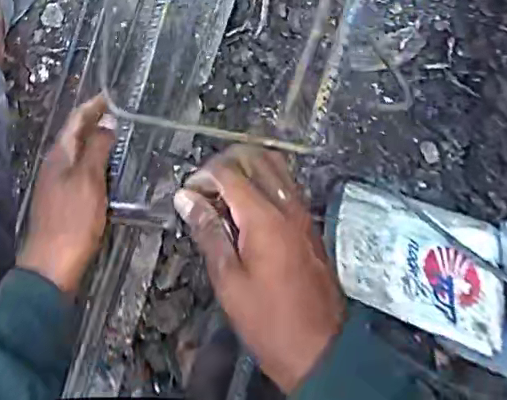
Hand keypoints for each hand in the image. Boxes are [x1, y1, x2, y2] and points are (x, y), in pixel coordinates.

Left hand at [16, 95, 117, 295]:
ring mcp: (56, 184)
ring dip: (96, 141)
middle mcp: (54, 164)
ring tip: (119, 136)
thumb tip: (107, 121)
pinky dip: (94, 162)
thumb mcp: (89, 180)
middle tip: (120, 113)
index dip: (93, 105)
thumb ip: (98, 149)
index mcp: (59, 155)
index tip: (112, 94)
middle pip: (76, 134)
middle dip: (96, 121)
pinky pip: (80, 171)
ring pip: (78, 153)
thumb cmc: (72, 221)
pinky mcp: (62, 202)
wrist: (51, 269)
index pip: (76, 119)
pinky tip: (108, 169)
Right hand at [174, 146, 344, 393]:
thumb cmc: (271, 323)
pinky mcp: (307, 220)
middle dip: (223, 163)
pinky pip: (283, 180)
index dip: (202, 175)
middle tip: (203, 187)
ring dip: (244, 166)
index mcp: (263, 217)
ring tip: (223, 193)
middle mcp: (285, 204)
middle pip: (252, 157)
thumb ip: (208, 232)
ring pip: (272, 162)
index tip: (188, 193)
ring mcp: (300, 210)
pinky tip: (246, 204)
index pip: (228, 172)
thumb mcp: (229, 282)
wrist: (321, 349)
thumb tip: (186, 199)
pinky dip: (262, 178)